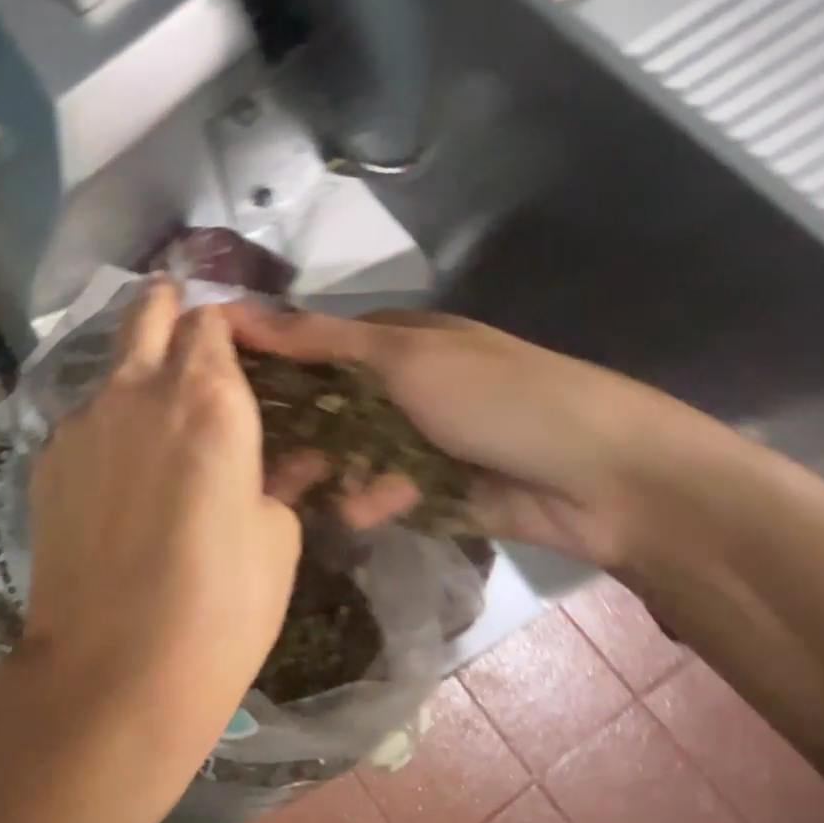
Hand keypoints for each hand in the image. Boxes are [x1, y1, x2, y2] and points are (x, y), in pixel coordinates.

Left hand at [23, 281, 301, 729]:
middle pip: (146, 313)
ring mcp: (81, 421)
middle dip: (164, 304)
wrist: (113, 666)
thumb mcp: (275, 536)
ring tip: (148, 418)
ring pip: (109, 371)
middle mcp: (137, 390)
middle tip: (176, 312)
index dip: (221, 325)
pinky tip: (114, 474)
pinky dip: (104, 427)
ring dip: (132, 376)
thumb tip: (278, 458)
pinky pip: (83, 421)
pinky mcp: (46, 457)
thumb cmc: (220, 606)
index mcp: (208, 398)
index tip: (230, 342)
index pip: (210, 322)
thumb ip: (274, 476)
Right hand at [223, 305, 735, 571]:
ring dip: (325, 467)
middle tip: (242, 446)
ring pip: (342, 451)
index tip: (212, 376)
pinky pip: (377, 491)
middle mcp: (398, 385)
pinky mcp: (428, 489)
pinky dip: (369, 499)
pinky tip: (364, 511)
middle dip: (287, 423)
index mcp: (395, 339)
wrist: (610, 479)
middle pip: (319, 400)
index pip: (309, 340)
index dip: (263, 353)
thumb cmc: (501, 396)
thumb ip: (316, 341)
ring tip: (300, 487)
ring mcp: (414, 439)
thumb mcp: (404, 357)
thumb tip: (230, 311)